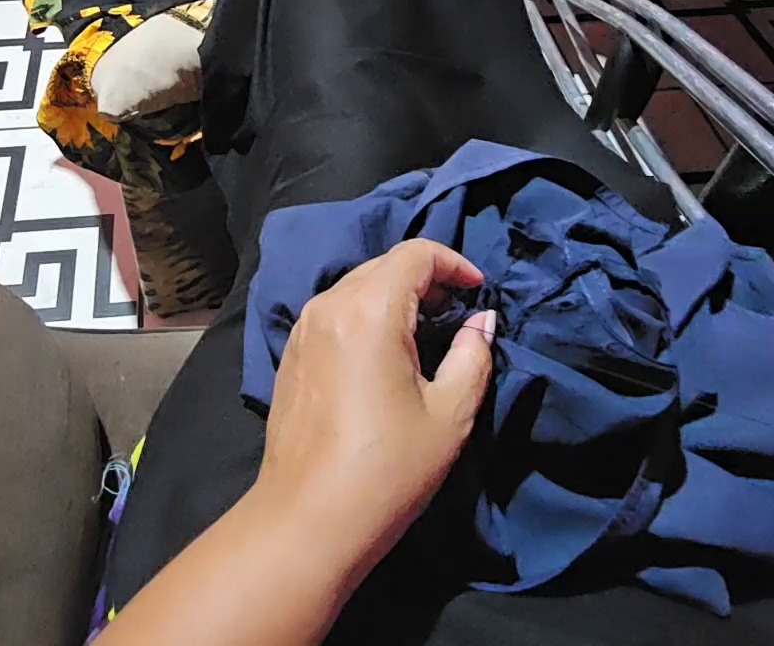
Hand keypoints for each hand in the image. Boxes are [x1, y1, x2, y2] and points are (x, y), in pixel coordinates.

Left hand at [254, 239, 496, 568]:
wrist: (307, 519)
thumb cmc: (387, 468)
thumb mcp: (449, 415)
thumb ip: (472, 355)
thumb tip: (482, 321)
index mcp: (367, 310)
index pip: (413, 254)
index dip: (453, 262)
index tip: (478, 291)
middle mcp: (328, 305)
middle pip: (383, 265)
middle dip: (426, 277)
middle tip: (457, 311)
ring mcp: (303, 327)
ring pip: (357, 285)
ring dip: (395, 294)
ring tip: (427, 329)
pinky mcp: (292, 351)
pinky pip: (335, 311)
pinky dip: (366, 312)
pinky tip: (385, 350)